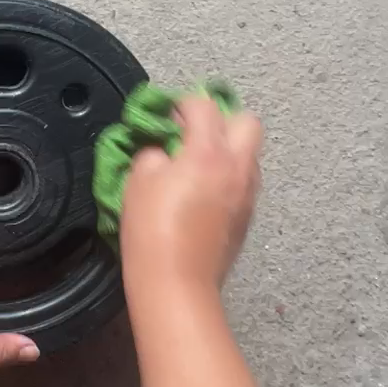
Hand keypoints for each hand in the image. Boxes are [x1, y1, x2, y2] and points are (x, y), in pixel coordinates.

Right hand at [119, 94, 263, 297]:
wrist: (176, 283)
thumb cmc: (152, 230)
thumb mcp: (138, 179)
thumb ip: (152, 151)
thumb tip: (161, 148)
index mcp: (208, 152)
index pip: (204, 106)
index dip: (182, 103)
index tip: (166, 114)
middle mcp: (236, 167)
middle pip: (246, 121)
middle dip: (221, 119)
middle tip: (192, 132)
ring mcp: (247, 193)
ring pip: (250, 151)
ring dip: (228, 147)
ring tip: (197, 162)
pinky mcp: (247, 216)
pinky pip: (245, 179)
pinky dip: (229, 174)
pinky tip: (203, 190)